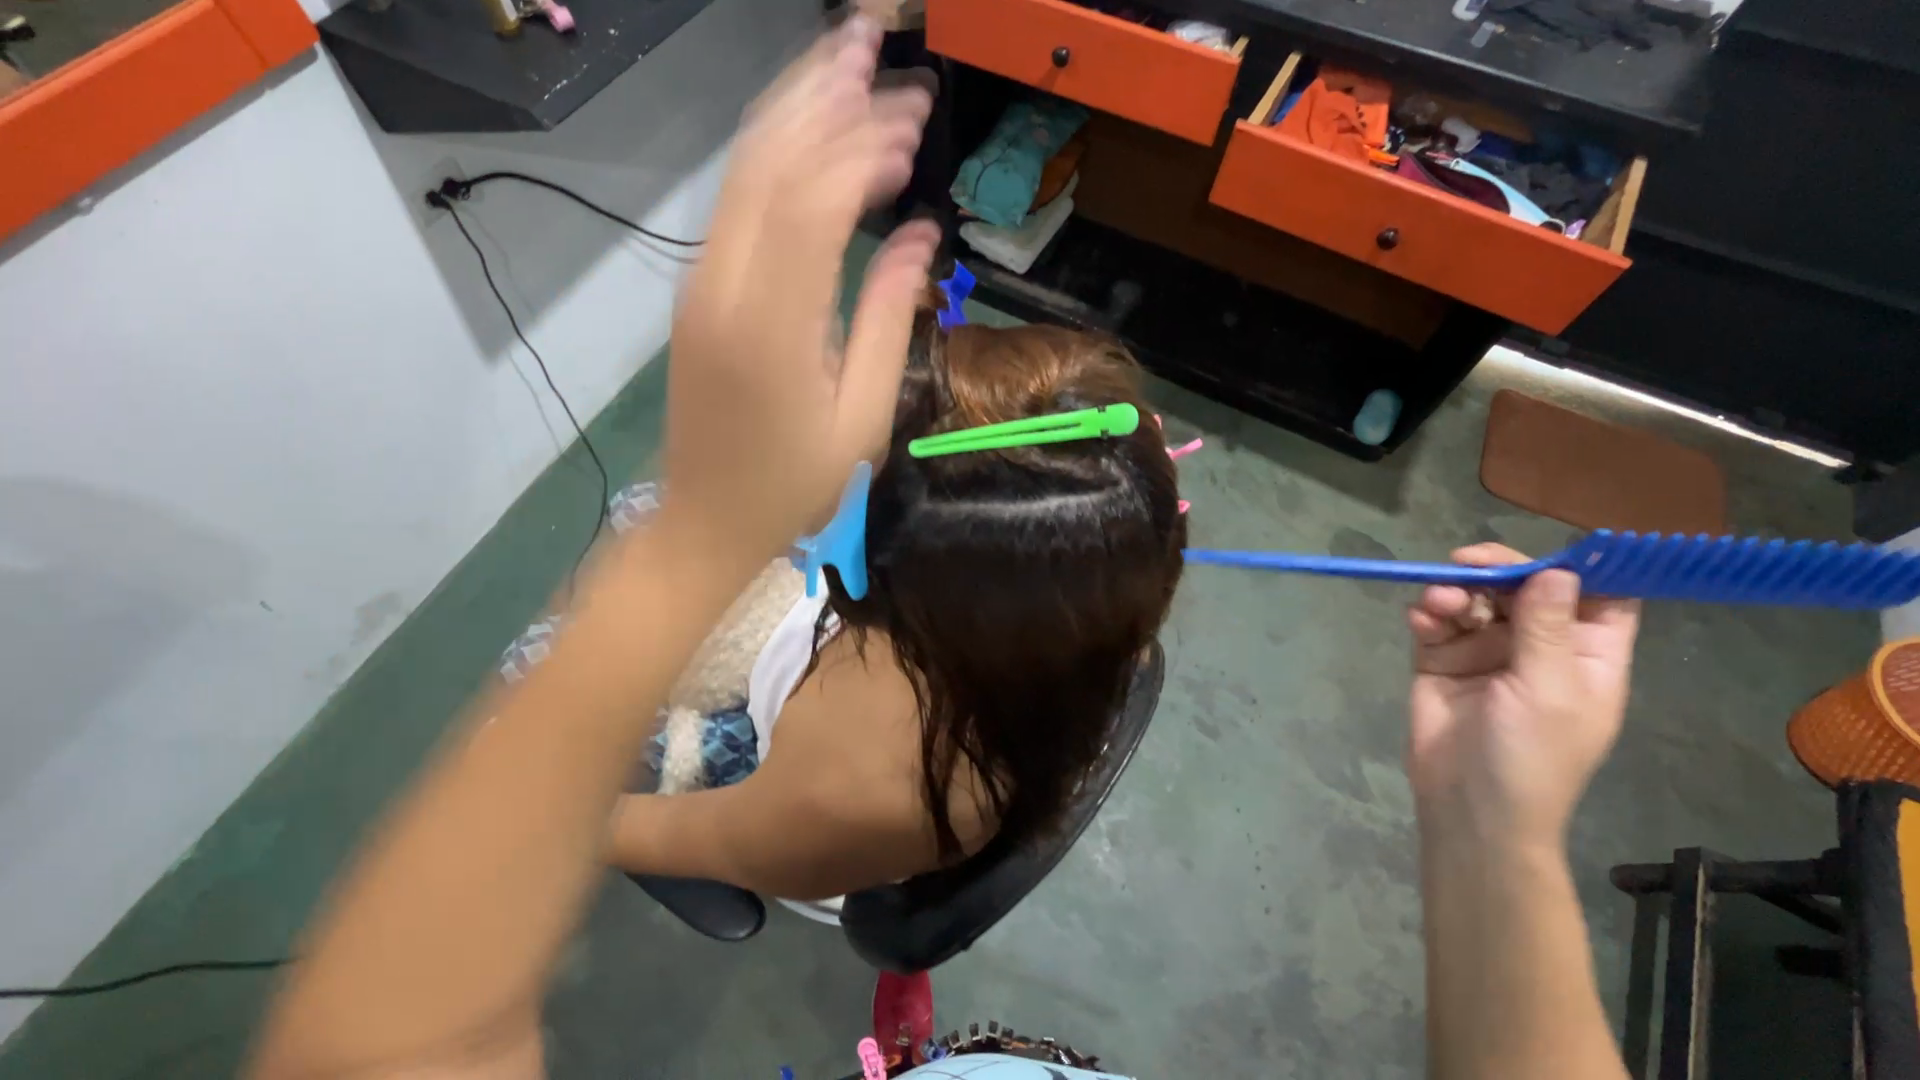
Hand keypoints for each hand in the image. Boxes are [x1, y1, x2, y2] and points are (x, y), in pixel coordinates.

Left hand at [660, 16, 938, 567]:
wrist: (704, 522)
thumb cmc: (794, 486)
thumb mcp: (862, 415)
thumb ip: (889, 316)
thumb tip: (922, 237)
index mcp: (772, 327)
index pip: (813, 203)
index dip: (864, 149)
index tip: (915, 127)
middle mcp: (724, 287)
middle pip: (768, 163)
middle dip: (826, 98)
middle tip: (877, 45)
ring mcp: (701, 283)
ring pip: (744, 172)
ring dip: (795, 111)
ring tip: (845, 61)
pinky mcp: (697, 290)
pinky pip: (735, 204)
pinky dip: (776, 157)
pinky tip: (811, 135)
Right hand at [1406, 544, 1641, 852]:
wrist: (1468, 808)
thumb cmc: (1529, 756)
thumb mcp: (1549, 690)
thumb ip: (1548, 627)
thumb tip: (1557, 570)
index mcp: (1586, 656)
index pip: (1600, 596)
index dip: (1581, 568)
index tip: (1548, 548)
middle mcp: (1539, 647)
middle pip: (1526, 587)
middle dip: (1498, 570)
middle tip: (1466, 561)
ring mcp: (1487, 652)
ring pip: (1475, 599)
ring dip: (1455, 591)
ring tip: (1437, 601)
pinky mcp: (1442, 660)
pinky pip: (1436, 621)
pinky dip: (1427, 612)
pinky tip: (1421, 618)